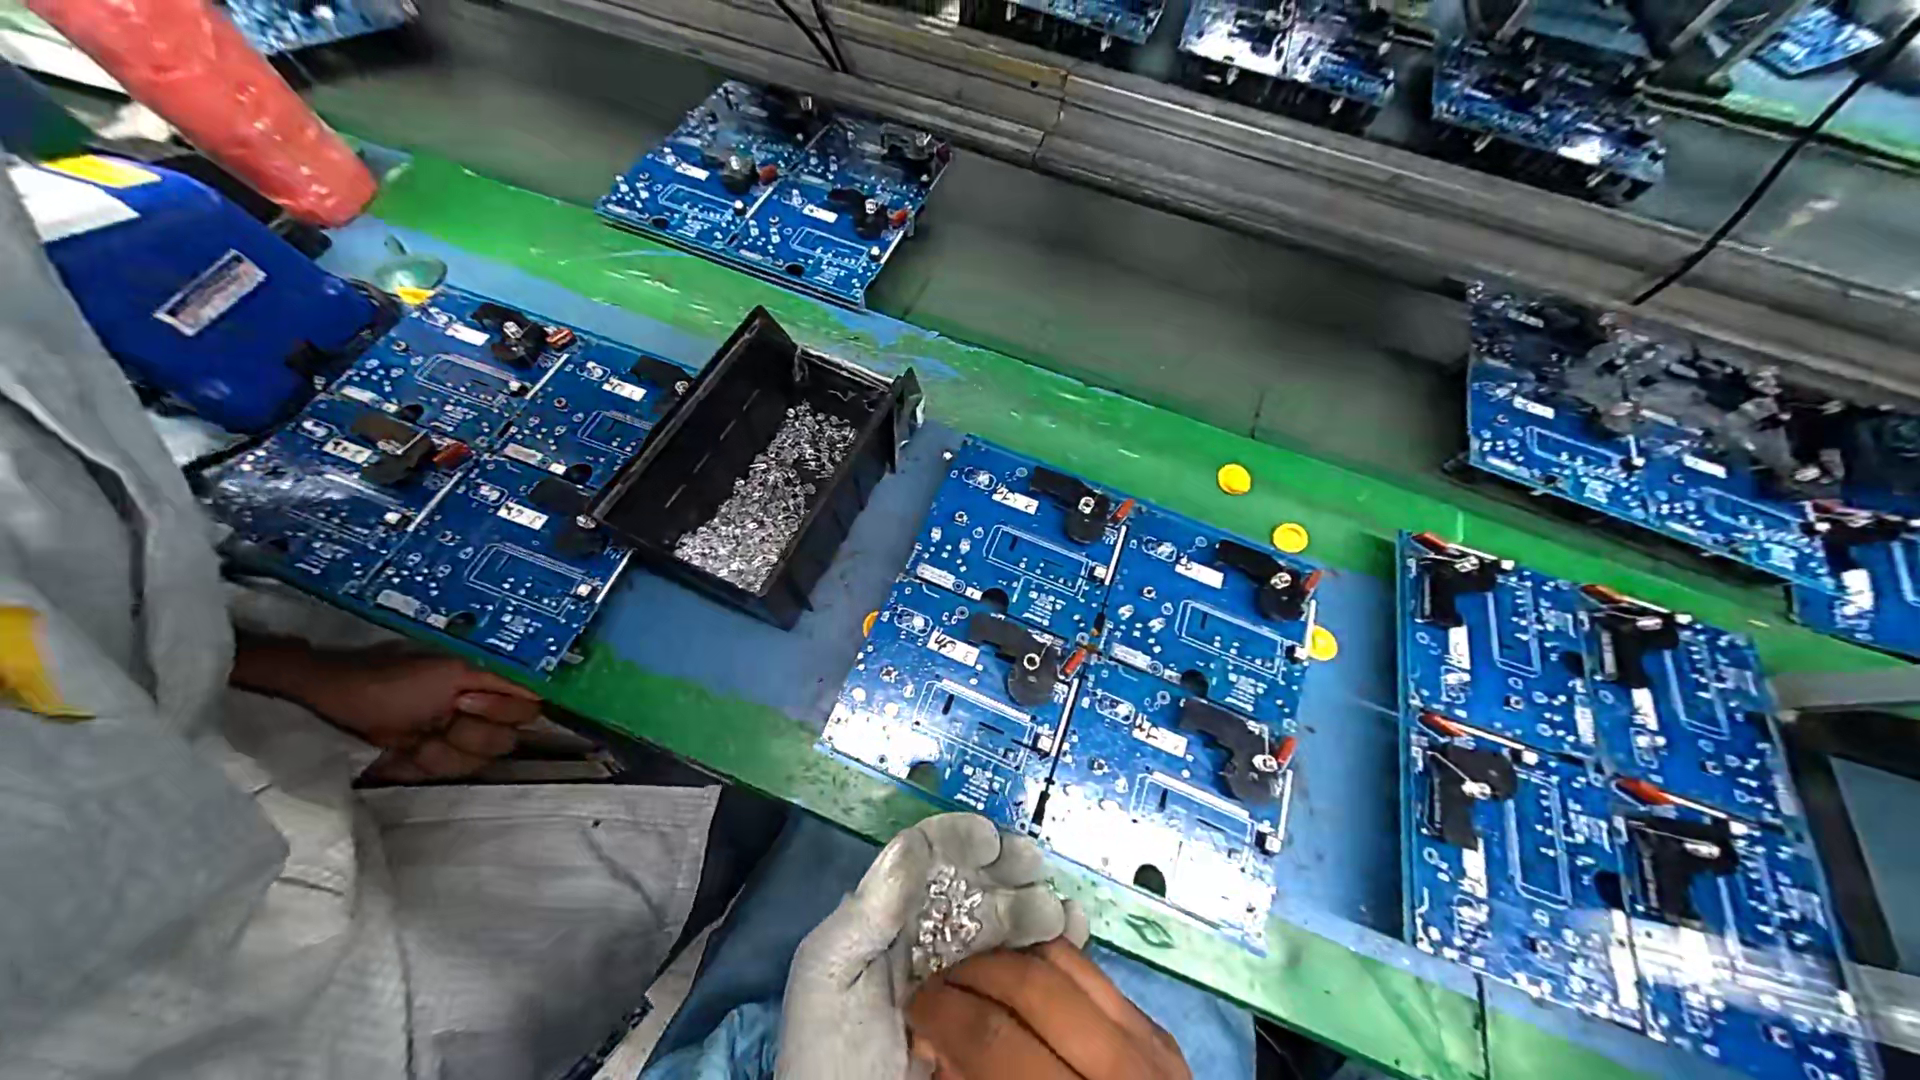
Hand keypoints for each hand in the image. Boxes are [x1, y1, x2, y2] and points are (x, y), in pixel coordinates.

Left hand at [231, 638, 541, 780]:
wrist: (327, 705)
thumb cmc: (390, 682)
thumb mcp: (452, 673)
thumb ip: (503, 681)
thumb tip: (545, 691)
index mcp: (493, 689)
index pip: (530, 709)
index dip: (502, 711)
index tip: (463, 703)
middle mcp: (484, 715)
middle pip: (507, 740)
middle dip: (469, 732)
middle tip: (437, 718)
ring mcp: (458, 740)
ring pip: (479, 761)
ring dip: (443, 752)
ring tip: (414, 738)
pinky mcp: (432, 763)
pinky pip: (448, 776)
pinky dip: (422, 766)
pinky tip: (402, 753)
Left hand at [775, 813, 1087, 1079]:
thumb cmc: (830, 1047)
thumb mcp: (831, 972)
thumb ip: (868, 909)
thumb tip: (913, 844)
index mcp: (890, 914)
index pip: (928, 859)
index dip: (957, 839)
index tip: (988, 839)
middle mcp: (930, 932)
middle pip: (974, 884)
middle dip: (1005, 869)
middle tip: (1033, 869)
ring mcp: (963, 970)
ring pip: (1006, 922)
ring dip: (1035, 906)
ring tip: (1058, 914)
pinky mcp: (990, 1007)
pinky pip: (1026, 967)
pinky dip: (1053, 947)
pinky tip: (1074, 933)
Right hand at [908, 940, 1190, 1079]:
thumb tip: (937, 1041)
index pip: (996, 1039)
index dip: (945, 1013)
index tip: (916, 1006)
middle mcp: (1118, 1070)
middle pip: (1031, 985)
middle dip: (972, 973)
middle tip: (939, 983)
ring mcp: (1147, 1044)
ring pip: (1064, 961)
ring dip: (1008, 957)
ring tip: (975, 970)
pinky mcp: (1158, 1030)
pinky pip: (1093, 970)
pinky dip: (1048, 962)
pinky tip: (1021, 973)